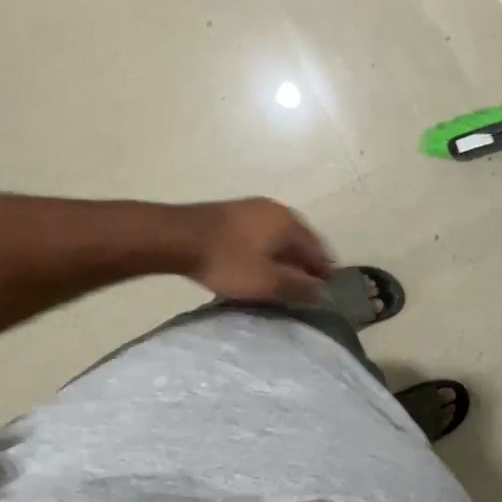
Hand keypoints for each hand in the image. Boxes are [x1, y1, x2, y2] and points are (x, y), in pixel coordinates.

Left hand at [180, 197, 334, 303]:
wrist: (176, 237)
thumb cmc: (229, 261)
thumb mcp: (268, 283)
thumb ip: (300, 288)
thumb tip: (324, 292)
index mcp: (292, 224)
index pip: (320, 252)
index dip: (323, 274)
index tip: (320, 294)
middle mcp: (279, 210)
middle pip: (301, 242)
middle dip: (304, 264)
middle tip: (299, 288)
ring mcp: (254, 207)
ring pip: (280, 236)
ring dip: (284, 256)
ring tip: (276, 278)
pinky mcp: (234, 212)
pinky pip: (262, 233)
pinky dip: (266, 249)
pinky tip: (255, 263)